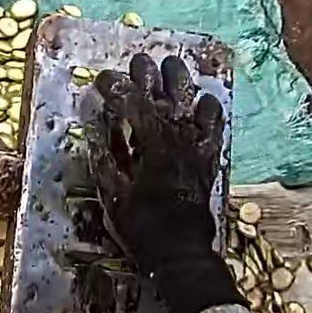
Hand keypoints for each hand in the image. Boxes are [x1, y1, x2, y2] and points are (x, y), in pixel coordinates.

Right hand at [85, 52, 237, 312]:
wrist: (180, 251)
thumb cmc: (140, 225)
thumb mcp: (112, 193)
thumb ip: (106, 158)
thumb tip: (97, 128)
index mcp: (150, 145)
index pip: (132, 105)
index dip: (117, 88)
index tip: (103, 78)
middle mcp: (176, 140)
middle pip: (163, 97)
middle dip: (148, 76)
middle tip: (137, 60)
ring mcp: (196, 148)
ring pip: (190, 104)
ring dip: (181, 83)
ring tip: (173, 64)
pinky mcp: (207, 159)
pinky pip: (213, 128)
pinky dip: (209, 112)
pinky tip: (206, 101)